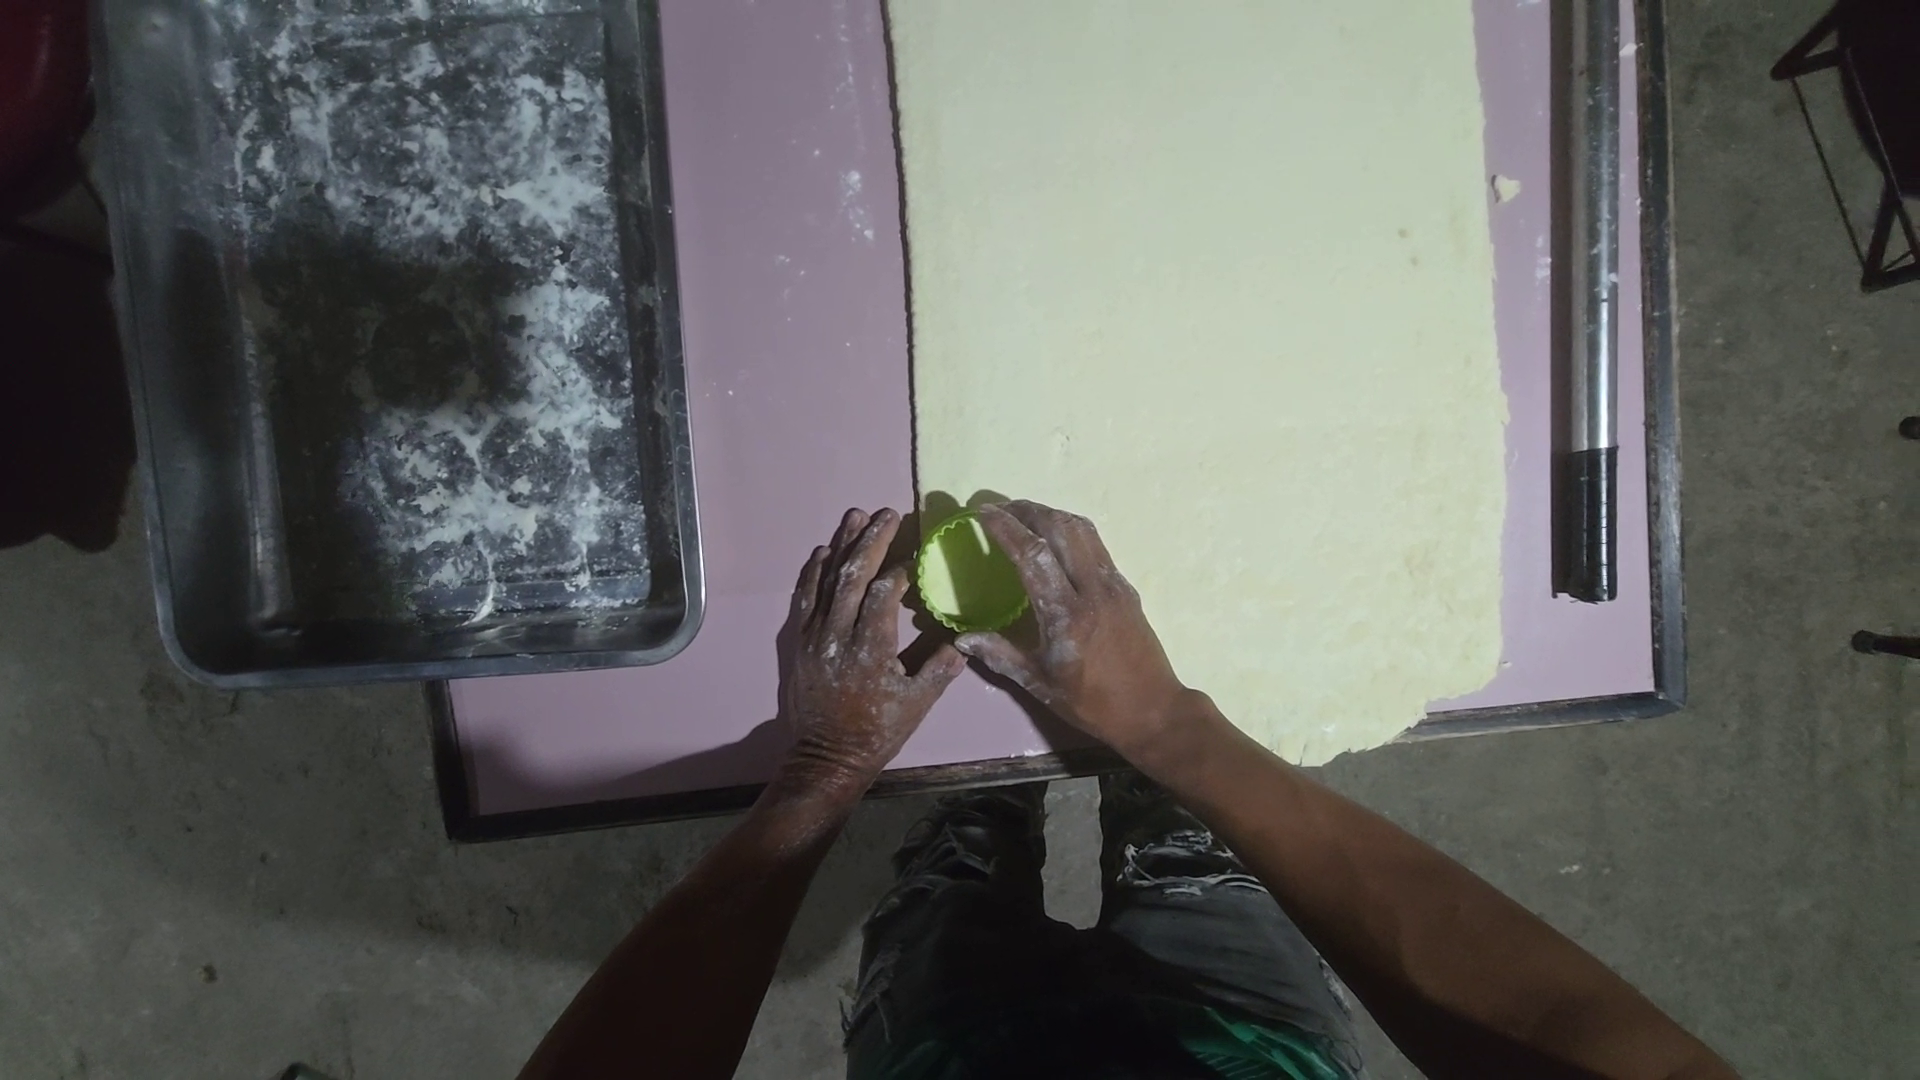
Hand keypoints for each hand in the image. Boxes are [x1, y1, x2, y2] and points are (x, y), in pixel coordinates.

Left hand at [776, 508, 966, 796]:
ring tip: (856, 515)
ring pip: (826, 580)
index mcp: (871, 650)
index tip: (911, 559)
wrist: (825, 758)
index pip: (881, 594)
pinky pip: (803, 597)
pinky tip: (824, 550)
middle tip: (886, 513)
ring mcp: (813, 636)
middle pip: (853, 576)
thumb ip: (940, 669)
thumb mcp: (918, 705)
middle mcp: (838, 635)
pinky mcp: (797, 641)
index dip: (897, 571)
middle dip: (871, 541)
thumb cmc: (876, 732)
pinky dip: (813, 571)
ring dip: (842, 544)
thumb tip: (963, 640)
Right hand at [956, 501, 1195, 759]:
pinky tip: (1055, 539)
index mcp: (1066, 615)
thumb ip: (1000, 656)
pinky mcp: (1126, 587)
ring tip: (1025, 516)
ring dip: (1051, 515)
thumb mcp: (1040, 685)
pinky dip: (1070, 530)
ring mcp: (1113, 584)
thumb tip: (962, 639)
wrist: (1154, 710)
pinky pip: (1096, 544)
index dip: (1006, 527)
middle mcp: (1092, 590)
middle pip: (1060, 528)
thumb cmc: (1093, 703)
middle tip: (1001, 508)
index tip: (983, 511)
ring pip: (1082, 530)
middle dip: (1028, 510)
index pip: (1032, 555)